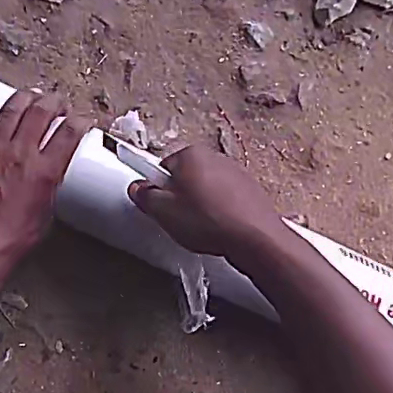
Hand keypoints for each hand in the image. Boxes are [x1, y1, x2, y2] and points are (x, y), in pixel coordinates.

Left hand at [0, 83, 87, 265]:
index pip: (69, 133)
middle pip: (41, 112)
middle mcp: (18, 155)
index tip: (82, 120)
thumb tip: (49, 173)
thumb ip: (49, 185)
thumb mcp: (46, 212)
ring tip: (31, 96)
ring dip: (24, 98)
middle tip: (58, 104)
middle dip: (55, 103)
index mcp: (43, 171)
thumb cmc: (12, 239)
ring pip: (10, 111)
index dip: (80, 122)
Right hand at [127, 146, 285, 259]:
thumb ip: (144, 196)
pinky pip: (223, 200)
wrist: (254, 237)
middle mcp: (214, 157)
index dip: (155, 189)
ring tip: (198, 228)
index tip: (154, 205)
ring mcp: (234, 173)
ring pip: (205, 189)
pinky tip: (215, 229)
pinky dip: (217, 213)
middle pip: (184, 177)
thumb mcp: (162, 211)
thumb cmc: (209, 220)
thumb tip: (138, 189)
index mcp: (190, 154)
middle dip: (178, 198)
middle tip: (174, 219)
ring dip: (198, 206)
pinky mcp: (249, 191)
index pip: (160, 167)